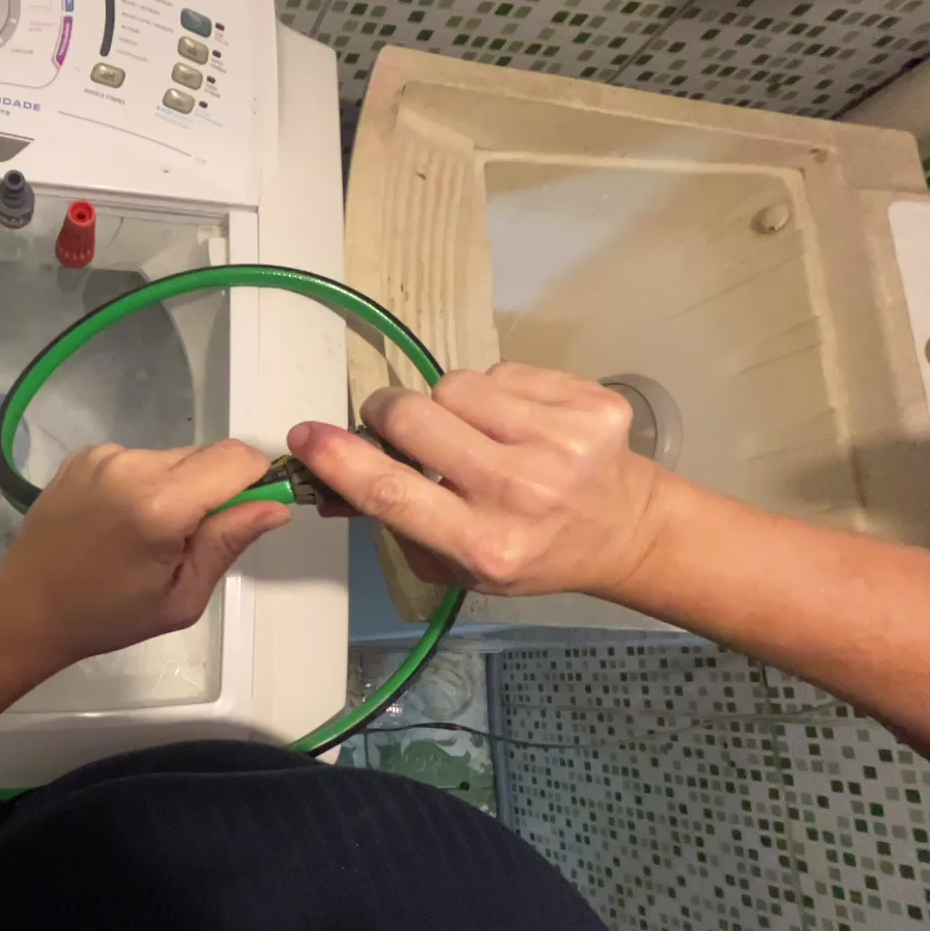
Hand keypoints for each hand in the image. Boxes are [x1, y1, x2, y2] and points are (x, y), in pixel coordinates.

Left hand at [0, 440, 289, 668]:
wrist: (25, 607)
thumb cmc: (107, 616)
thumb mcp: (180, 598)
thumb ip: (228, 544)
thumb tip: (276, 505)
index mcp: (160, 504)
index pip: (237, 459)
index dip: (257, 479)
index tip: (249, 511)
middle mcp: (132, 465)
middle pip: (206, 455)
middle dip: (216, 489)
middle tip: (190, 538)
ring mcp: (103, 455)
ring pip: (173, 457)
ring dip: (178, 486)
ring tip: (146, 533)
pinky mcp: (83, 455)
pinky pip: (137, 459)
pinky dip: (144, 483)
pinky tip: (119, 519)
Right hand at [288, 363, 670, 596]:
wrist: (624, 530)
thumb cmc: (522, 552)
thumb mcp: (447, 559)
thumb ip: (386, 518)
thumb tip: (324, 478)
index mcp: (483, 544)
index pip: (391, 490)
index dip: (338, 458)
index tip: (305, 435)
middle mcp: (523, 492)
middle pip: (412, 416)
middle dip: (387, 414)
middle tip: (395, 427)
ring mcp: (564, 442)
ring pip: (452, 384)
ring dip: (444, 404)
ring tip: (470, 432)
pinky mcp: (591, 404)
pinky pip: (499, 371)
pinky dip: (490, 392)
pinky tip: (512, 421)